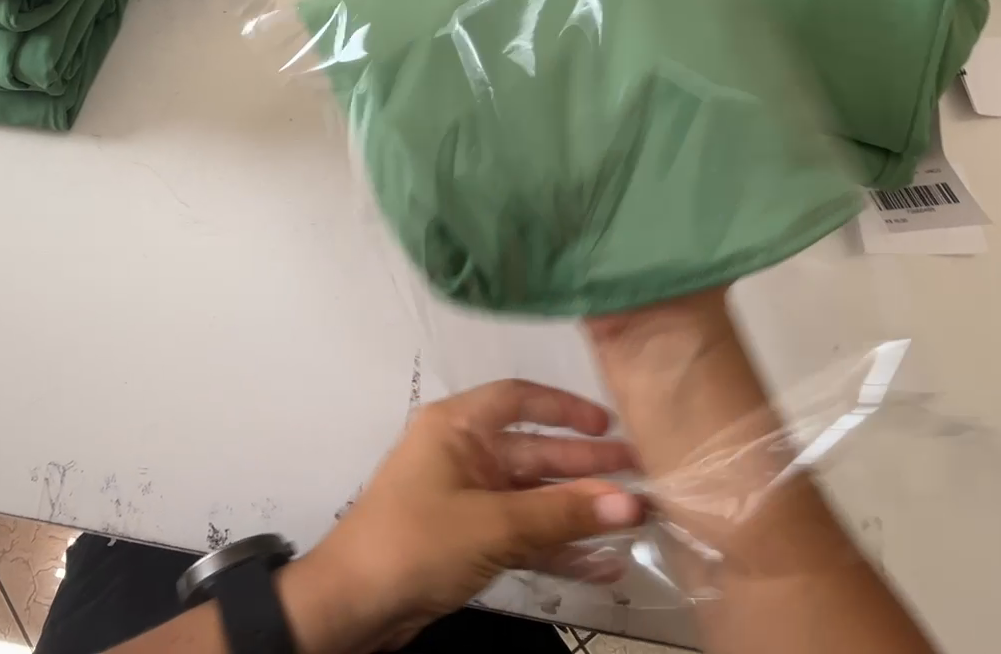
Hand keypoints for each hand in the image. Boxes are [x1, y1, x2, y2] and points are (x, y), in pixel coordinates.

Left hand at [283, 379, 645, 651]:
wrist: (356, 602)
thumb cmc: (418, 541)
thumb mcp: (493, 525)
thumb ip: (562, 515)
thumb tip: (633, 502)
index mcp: (456, 428)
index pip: (516, 399)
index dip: (563, 407)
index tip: (609, 424)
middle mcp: (461, 453)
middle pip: (533, 451)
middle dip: (585, 466)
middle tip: (644, 479)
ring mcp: (465, 497)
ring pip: (533, 496)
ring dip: (579, 509)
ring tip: (637, 520)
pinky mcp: (468, 538)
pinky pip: (523, 534)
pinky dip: (558, 547)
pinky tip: (604, 565)